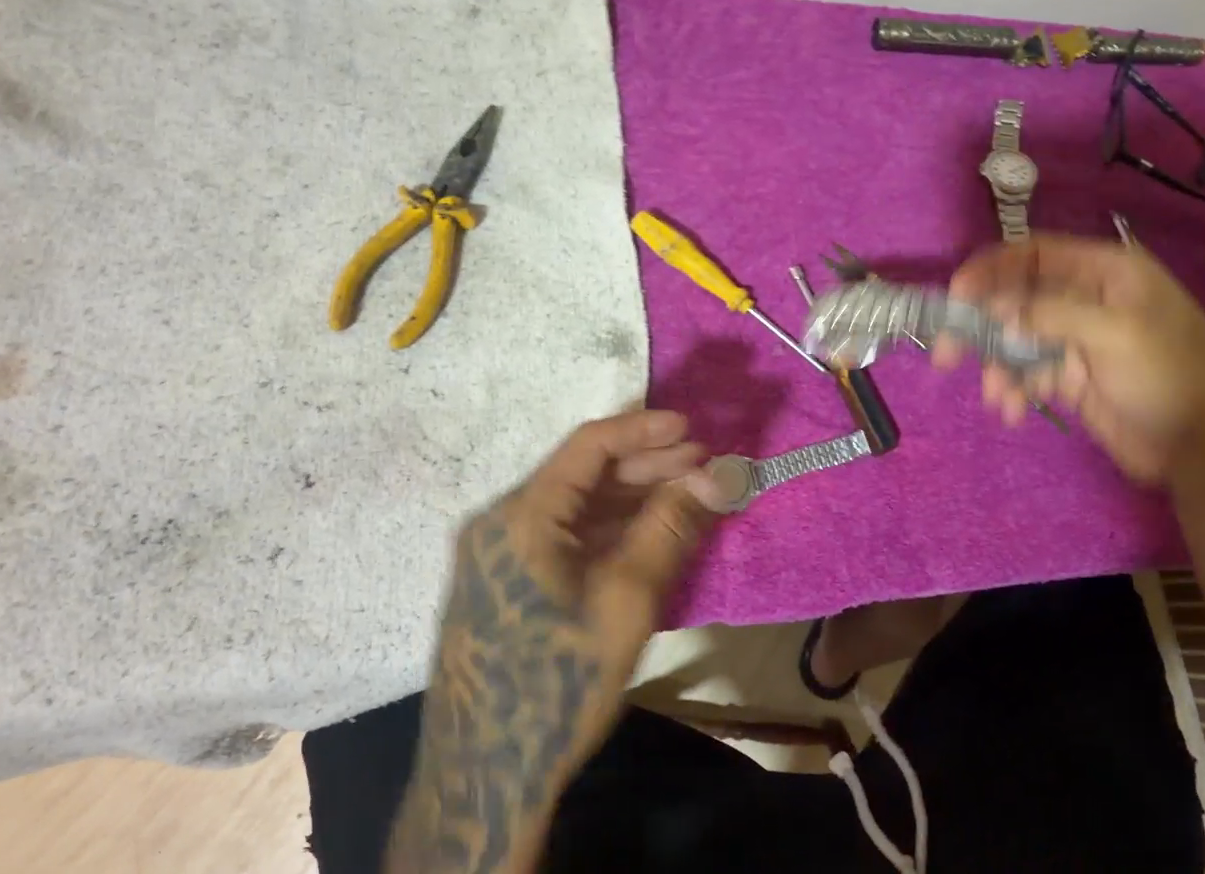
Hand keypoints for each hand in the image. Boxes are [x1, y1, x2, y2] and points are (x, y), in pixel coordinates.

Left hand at [388, 410, 729, 873]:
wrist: (486, 774)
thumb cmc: (560, 680)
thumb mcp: (627, 600)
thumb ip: (671, 527)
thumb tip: (718, 475)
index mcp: (520, 517)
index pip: (588, 446)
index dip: (644, 430)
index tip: (694, 429)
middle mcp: (502, 525)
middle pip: (583, 475)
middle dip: (647, 467)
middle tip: (705, 468)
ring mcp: (500, 557)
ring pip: (577, 508)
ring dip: (633, 499)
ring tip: (689, 498)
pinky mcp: (508, 585)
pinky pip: (565, 538)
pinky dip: (611, 531)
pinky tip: (651, 536)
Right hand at [941, 235, 1204, 483]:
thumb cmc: (1169, 374)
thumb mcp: (1114, 333)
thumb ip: (1050, 314)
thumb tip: (995, 311)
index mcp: (1106, 273)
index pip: (1036, 255)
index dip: (992, 270)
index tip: (956, 297)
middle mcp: (1088, 300)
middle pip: (1019, 299)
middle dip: (983, 327)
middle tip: (945, 354)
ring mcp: (1079, 342)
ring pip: (1018, 342)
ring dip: (999, 368)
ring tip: (998, 398)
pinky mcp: (1073, 380)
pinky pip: (1029, 376)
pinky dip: (1015, 391)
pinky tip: (1013, 412)